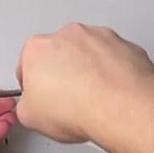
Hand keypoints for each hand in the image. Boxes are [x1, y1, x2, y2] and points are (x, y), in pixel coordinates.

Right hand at [15, 23, 153, 143]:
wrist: (119, 107)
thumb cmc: (75, 107)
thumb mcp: (30, 117)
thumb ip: (27, 105)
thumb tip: (34, 107)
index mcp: (38, 47)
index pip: (28, 65)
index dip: (34, 85)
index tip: (42, 100)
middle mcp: (68, 35)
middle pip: (60, 54)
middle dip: (63, 73)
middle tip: (69, 101)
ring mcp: (100, 37)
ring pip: (90, 53)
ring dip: (90, 70)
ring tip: (95, 99)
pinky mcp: (127, 46)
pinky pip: (115, 59)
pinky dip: (114, 73)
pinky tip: (114, 95)